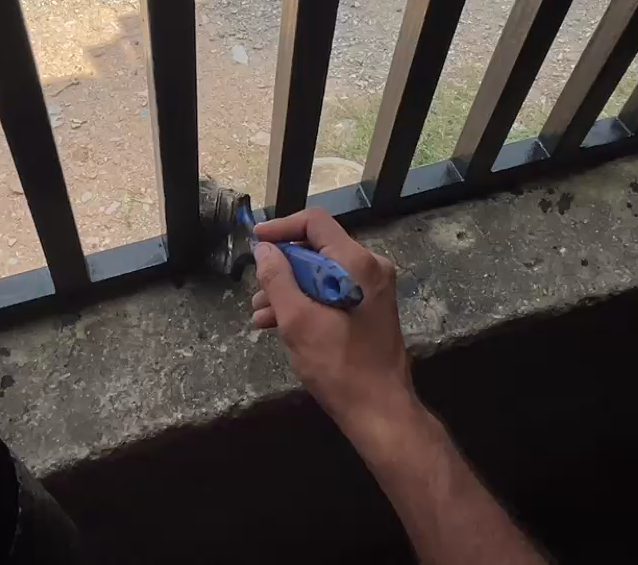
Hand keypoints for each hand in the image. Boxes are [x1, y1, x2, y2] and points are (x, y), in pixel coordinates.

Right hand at [250, 208, 413, 437]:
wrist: (382, 413)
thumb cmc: (339, 367)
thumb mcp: (298, 321)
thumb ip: (277, 279)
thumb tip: (263, 249)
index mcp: (357, 263)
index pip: (315, 222)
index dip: (281, 228)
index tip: (256, 242)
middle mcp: (370, 267)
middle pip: (317, 248)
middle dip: (283, 266)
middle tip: (257, 289)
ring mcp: (373, 287)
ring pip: (322, 272)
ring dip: (290, 287)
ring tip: (260, 314)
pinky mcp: (370, 306)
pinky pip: (332, 290)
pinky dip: (307, 300)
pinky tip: (280, 322)